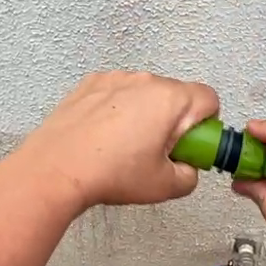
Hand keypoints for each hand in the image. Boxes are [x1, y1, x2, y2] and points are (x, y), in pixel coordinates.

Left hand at [14, 71, 219, 209]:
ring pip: (144, 93)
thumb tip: (187, 168)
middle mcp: (144, 80)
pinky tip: (103, 137)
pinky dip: (116, 110)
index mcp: (170, 99)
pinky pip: (116, 93)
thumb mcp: (165, 187)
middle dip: (174, 121)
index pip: (209, 98)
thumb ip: (191, 175)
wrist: (56, 168)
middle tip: (156, 152)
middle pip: (176, 94)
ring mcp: (115, 79)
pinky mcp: (90, 84)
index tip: (189, 146)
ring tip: (124, 147)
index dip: (206, 124)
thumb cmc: (109, 173)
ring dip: (144, 114)